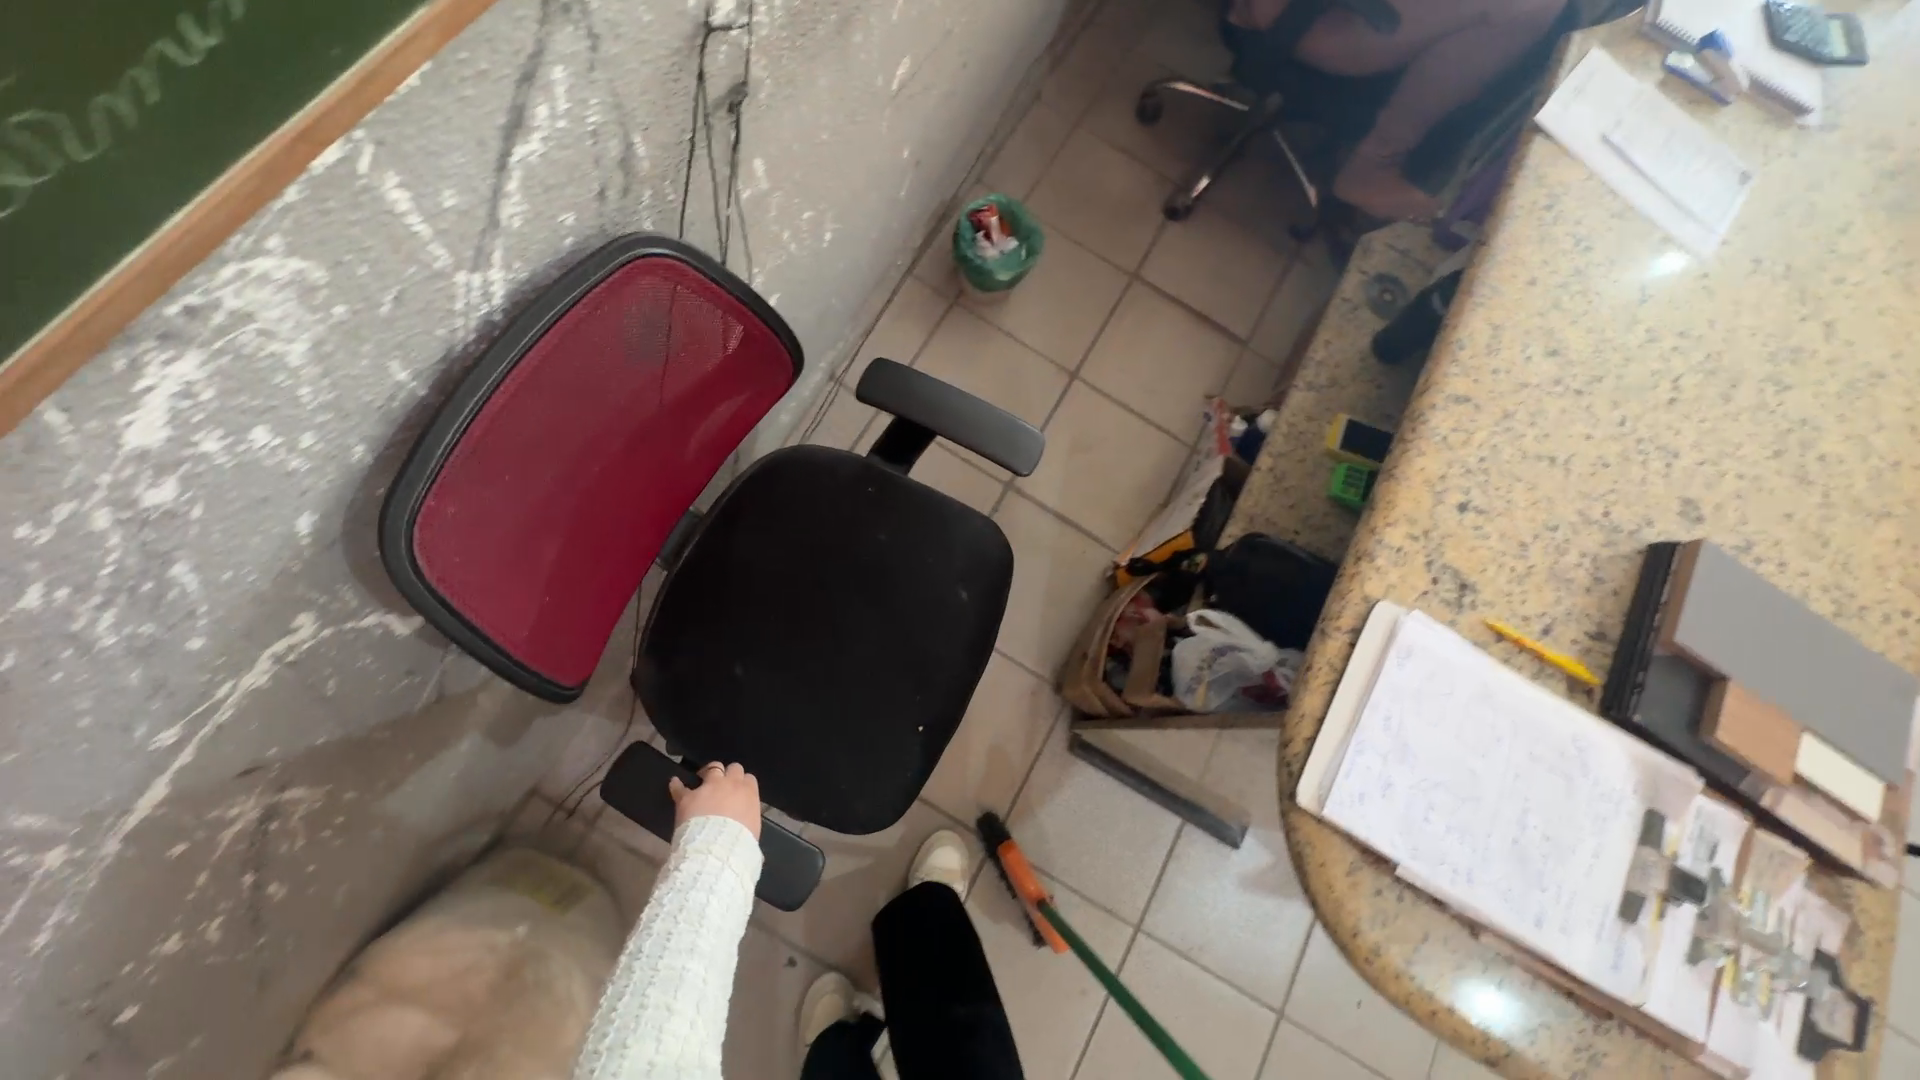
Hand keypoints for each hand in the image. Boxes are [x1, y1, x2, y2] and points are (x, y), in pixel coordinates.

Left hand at [668, 762, 761, 839]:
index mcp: (748, 792)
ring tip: (702, 777)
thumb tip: (745, 821)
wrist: (717, 849)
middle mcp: (730, 784)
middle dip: (729, 774)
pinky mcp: (688, 797)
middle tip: (724, 784)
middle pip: (733, 768)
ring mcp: (708, 788)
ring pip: (711, 768)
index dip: (743, 784)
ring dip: (708, 773)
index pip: (749, 779)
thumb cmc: (740, 842)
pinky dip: (677, 785)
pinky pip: (680, 787)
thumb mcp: (753, 829)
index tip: (739, 792)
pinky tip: (675, 782)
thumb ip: (749, 817)